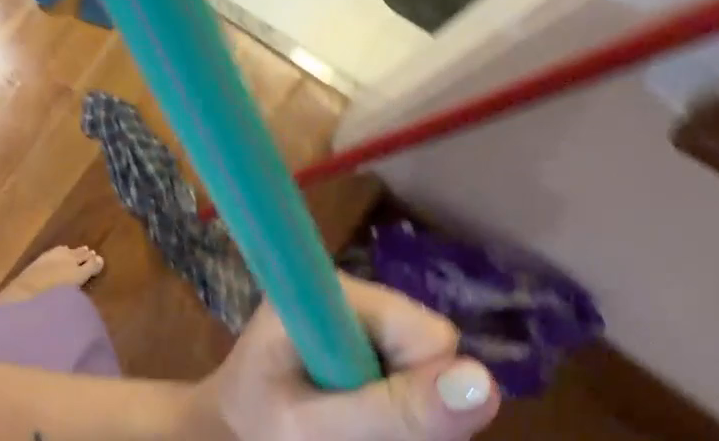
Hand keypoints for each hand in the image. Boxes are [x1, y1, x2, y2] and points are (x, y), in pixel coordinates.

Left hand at [190, 276, 499, 440]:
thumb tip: (486, 381)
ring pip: (437, 386)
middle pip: (438, 363)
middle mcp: (356, 298)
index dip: (420, 382)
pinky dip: (400, 424)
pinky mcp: (376, 351)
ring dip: (406, 422)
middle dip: (413, 409)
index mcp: (330, 291)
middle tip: (353, 429)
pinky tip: (360, 428)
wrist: (232, 431)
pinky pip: (422, 397)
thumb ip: (396, 410)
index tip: (370, 407)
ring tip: (350, 429)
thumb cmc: (258, 425)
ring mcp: (368, 324)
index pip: (429, 335)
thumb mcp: (317, 430)